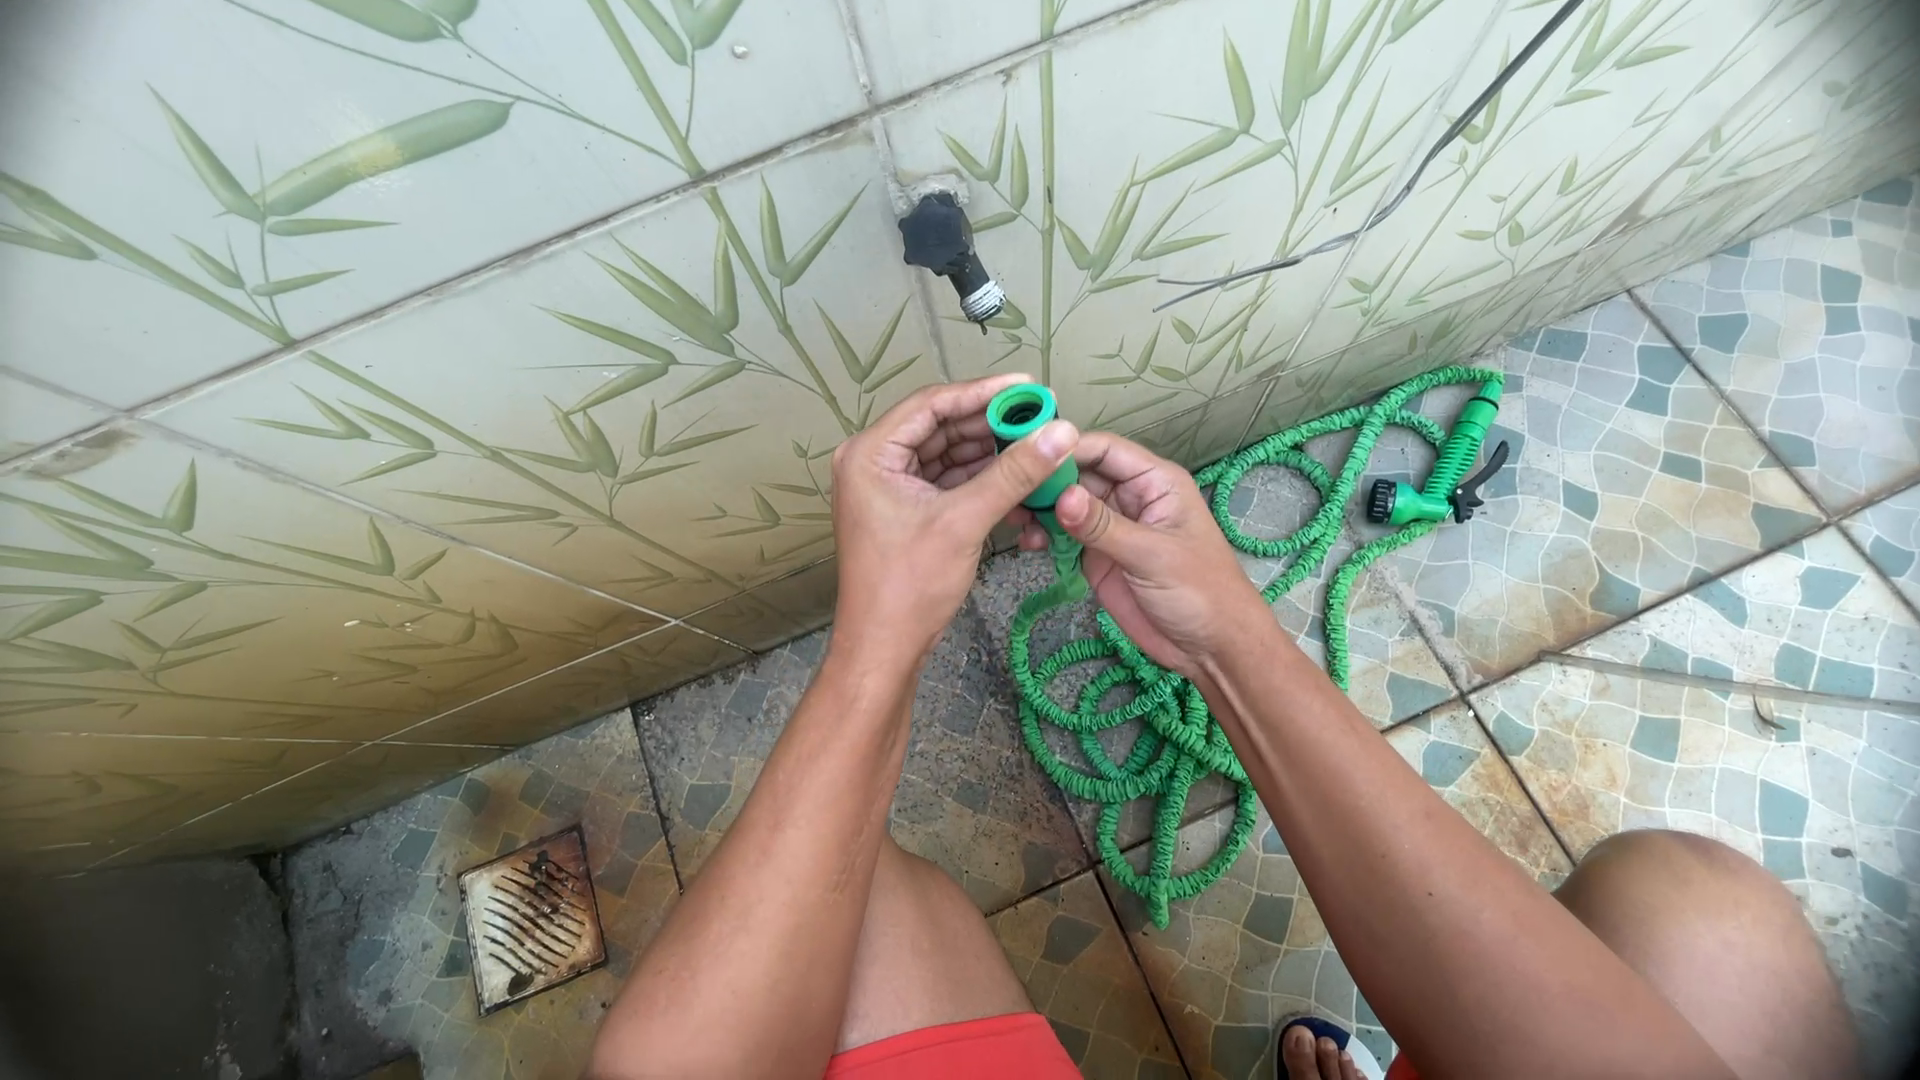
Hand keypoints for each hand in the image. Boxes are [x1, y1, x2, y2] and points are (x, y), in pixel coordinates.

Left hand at [830, 374, 1078, 666]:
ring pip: (949, 456)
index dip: (983, 392)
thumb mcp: (964, 521)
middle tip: (1041, 419)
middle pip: (942, 428)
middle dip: (992, 425)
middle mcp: (875, 463)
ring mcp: (890, 488)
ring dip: (991, 453)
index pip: (932, 405)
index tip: (1029, 386)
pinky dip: (981, 481)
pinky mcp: (907, 510)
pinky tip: (1019, 480)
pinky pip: (949, 483)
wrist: (885, 646)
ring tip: (1037, 447)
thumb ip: (1014, 473)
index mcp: (870, 454)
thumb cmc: (908, 585)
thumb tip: (1061, 432)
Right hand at [1008, 432, 1267, 677]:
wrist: (1209, 648)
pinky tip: (1028, 544)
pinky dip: (1044, 536)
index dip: (1067, 449)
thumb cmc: (1200, 592)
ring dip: (1040, 510)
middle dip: (1046, 481)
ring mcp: (1111, 526)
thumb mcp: (1152, 555)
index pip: (1104, 450)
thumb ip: (1104, 526)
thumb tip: (1061, 496)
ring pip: (1066, 505)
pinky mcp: (1096, 555)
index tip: (1028, 457)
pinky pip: (1064, 536)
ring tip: (1017, 523)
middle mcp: (1129, 496)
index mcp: (1153, 481)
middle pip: (1078, 474)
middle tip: (1011, 494)